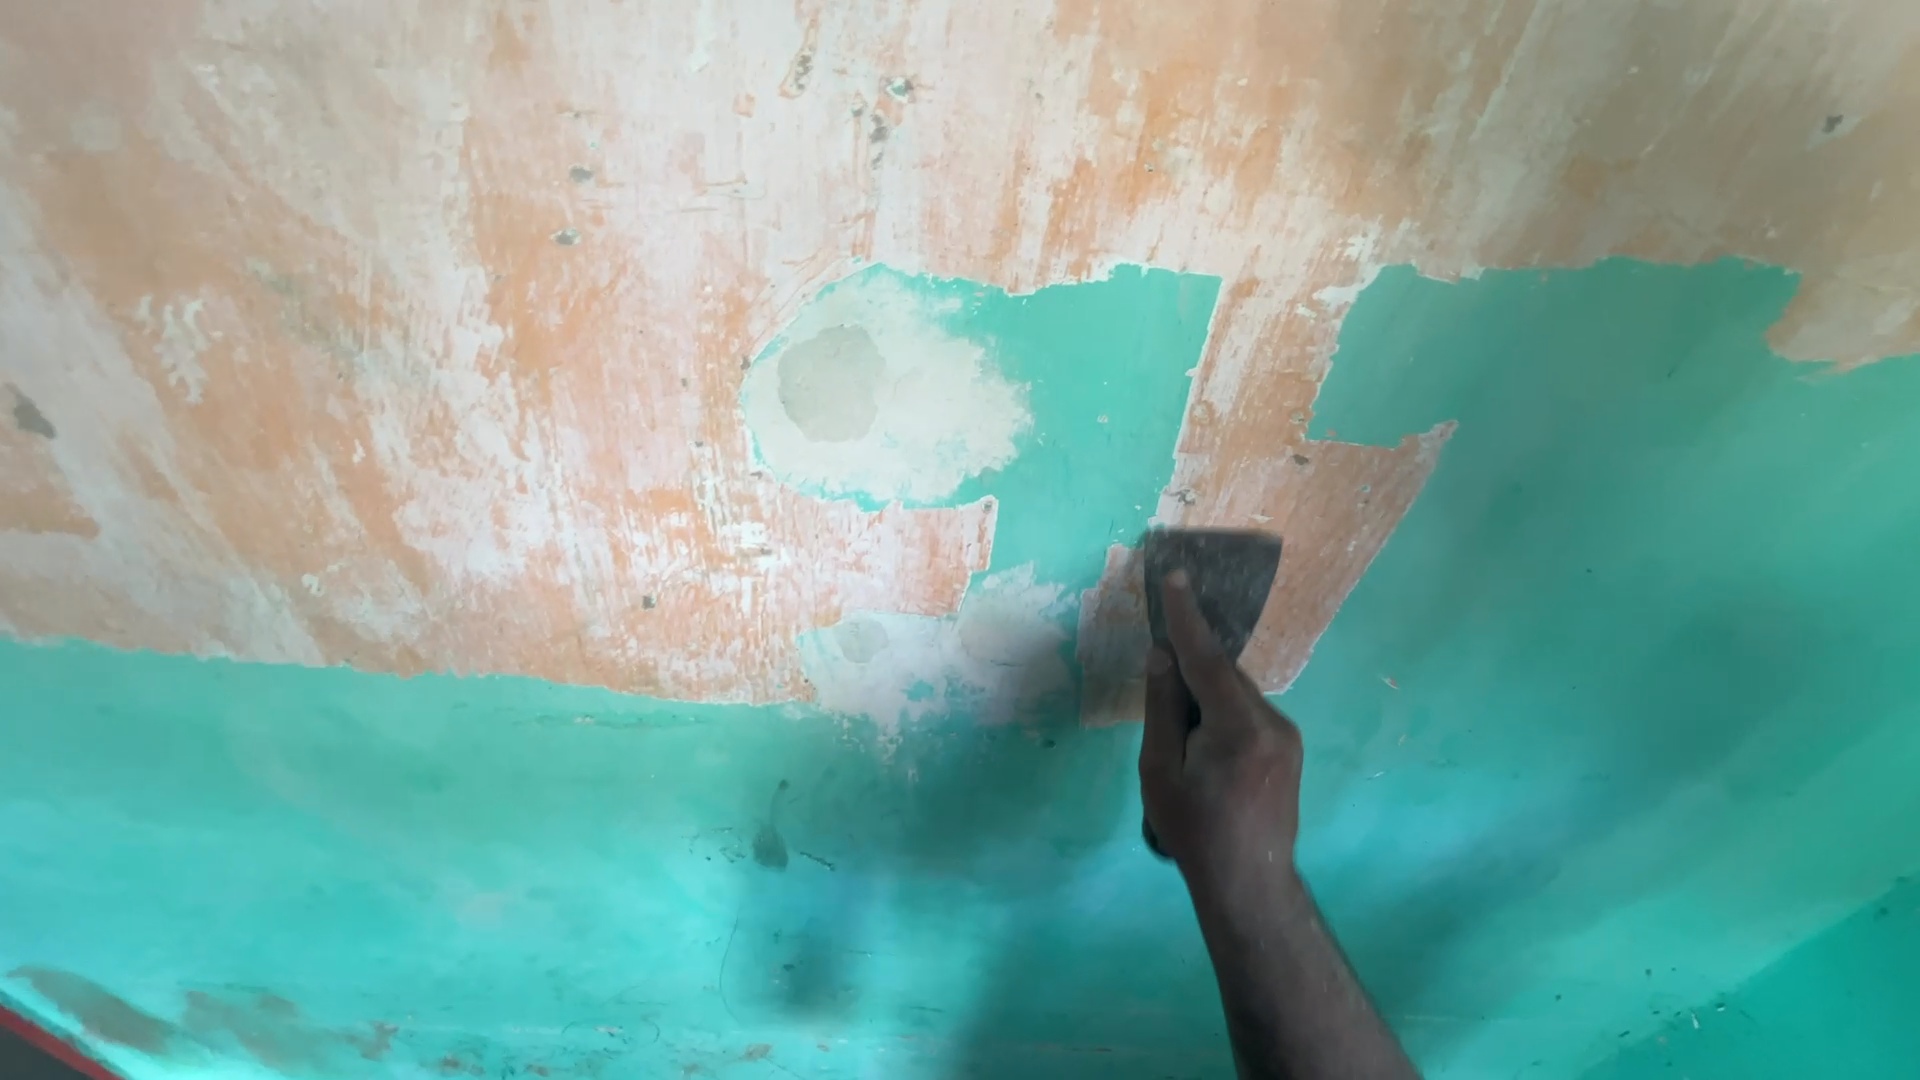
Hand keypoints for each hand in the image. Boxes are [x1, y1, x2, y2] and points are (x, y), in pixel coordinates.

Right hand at [1138, 570, 1303, 896]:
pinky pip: (1247, 710)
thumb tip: (1162, 655)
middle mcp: (1273, 722)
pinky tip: (1203, 741)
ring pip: (1236, 692)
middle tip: (1160, 677)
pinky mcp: (1289, 747)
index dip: (1186, 616)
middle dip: (1189, 668)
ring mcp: (1287, 735)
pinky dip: (1220, 709)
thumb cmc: (1194, 830)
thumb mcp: (1159, 770)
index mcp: (1238, 727)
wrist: (1249, 885)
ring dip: (1205, 693)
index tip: (1177, 577)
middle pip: (1222, 674)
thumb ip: (1162, 708)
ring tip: (1181, 733)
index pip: (1206, 658)